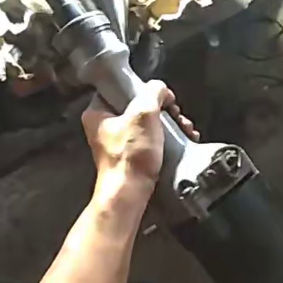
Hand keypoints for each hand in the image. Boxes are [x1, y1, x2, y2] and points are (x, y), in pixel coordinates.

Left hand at [82, 82, 195, 198]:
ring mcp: (119, 143)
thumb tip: (161, 90)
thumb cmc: (131, 155)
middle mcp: (105, 127)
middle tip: (176, 116)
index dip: (144, 89)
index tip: (161, 97)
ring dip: (171, 124)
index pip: (121, 88)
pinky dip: (168, 139)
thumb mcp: (144, 112)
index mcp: (97, 112)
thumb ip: (153, 92)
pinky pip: (153, 139)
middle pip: (140, 106)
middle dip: (165, 110)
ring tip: (185, 130)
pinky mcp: (133, 157)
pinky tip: (183, 140)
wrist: (131, 194)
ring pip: (150, 123)